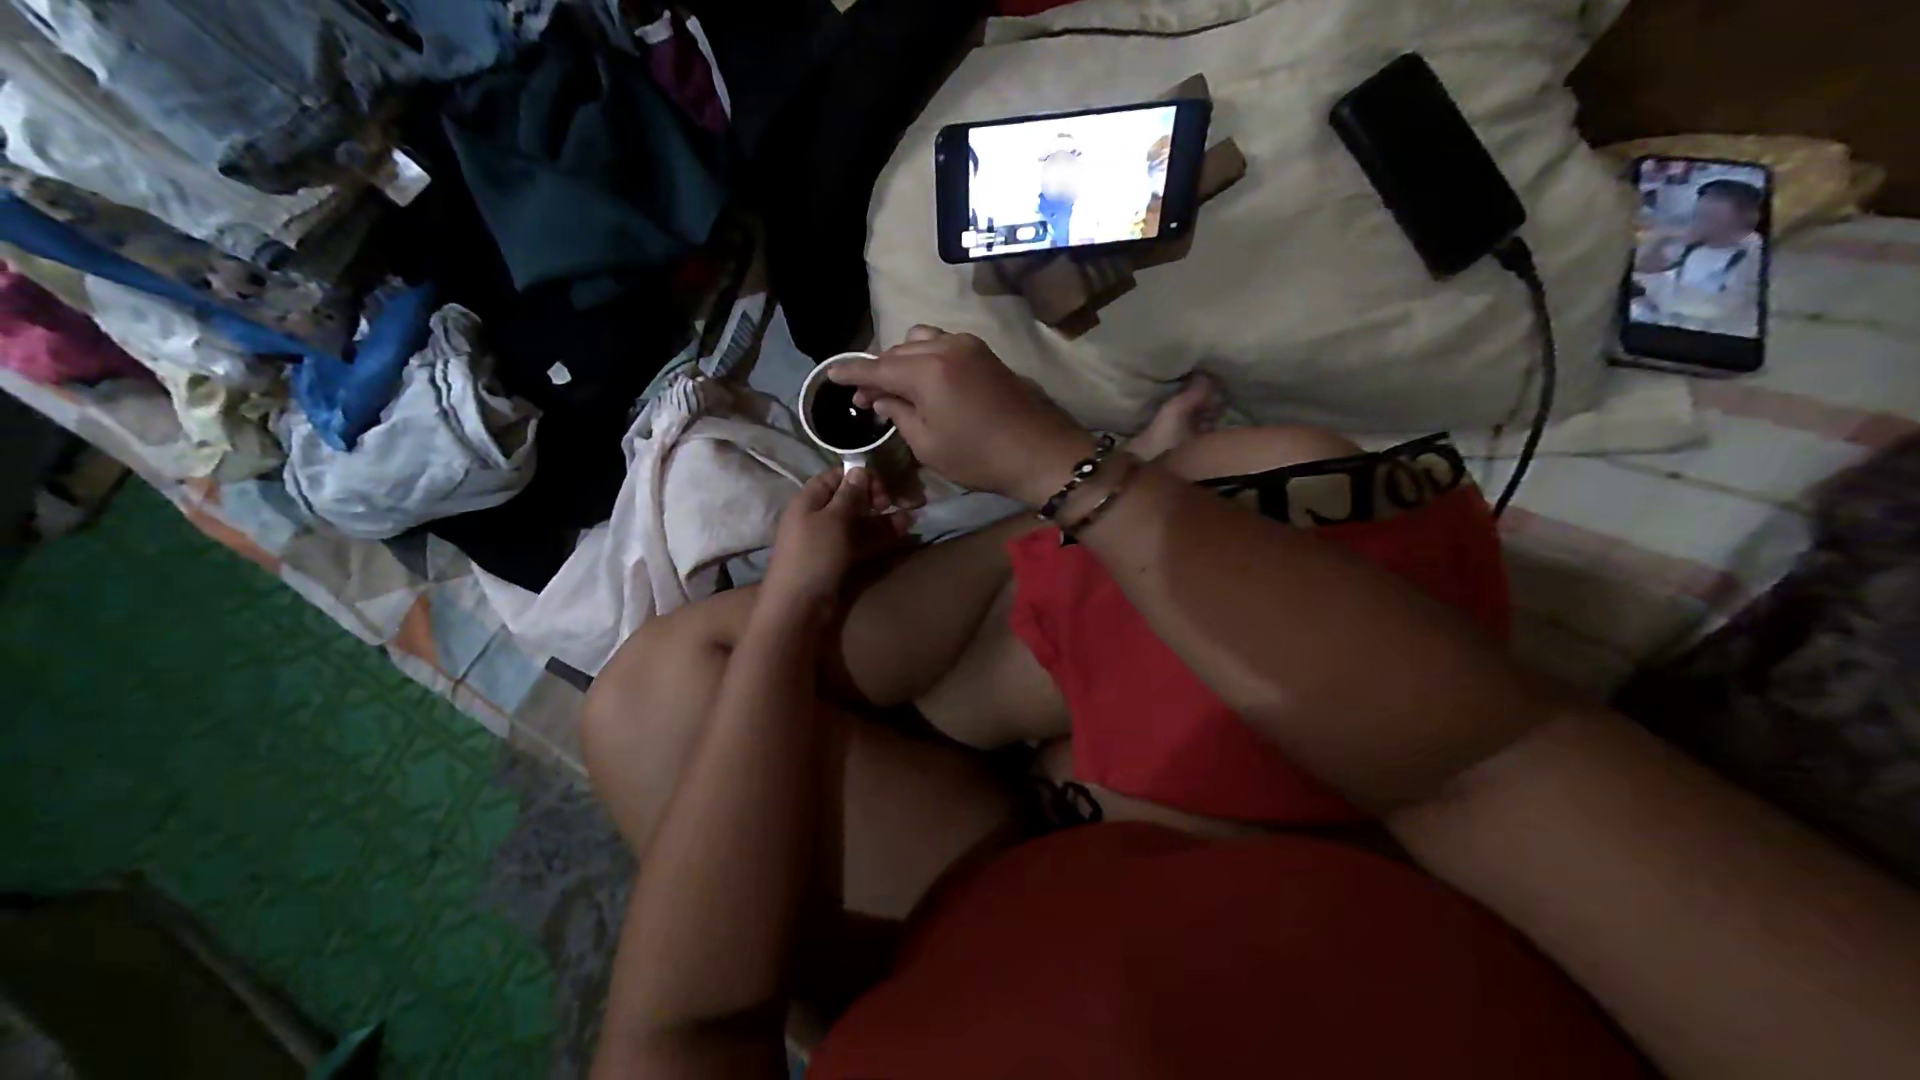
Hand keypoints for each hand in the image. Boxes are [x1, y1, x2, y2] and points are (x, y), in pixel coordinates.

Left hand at [761, 465, 906, 611]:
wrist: (799, 606)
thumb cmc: (814, 555)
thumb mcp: (833, 520)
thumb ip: (849, 495)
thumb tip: (860, 469)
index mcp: (808, 501)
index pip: (834, 477)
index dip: (858, 477)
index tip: (881, 484)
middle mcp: (817, 517)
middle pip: (848, 500)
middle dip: (874, 498)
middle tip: (893, 503)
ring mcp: (828, 540)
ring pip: (859, 523)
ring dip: (883, 519)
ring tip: (909, 519)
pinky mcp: (838, 560)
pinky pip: (861, 542)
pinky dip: (879, 537)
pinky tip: (901, 533)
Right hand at [826, 327, 1090, 503]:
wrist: (1040, 452)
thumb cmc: (980, 457)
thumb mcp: (928, 444)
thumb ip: (899, 414)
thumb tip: (880, 398)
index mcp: (926, 371)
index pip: (877, 366)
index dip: (852, 372)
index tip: (831, 375)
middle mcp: (945, 347)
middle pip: (897, 351)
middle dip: (878, 371)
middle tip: (866, 398)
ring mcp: (968, 345)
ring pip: (919, 341)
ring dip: (902, 360)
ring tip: (895, 387)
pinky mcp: (984, 352)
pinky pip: (943, 343)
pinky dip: (925, 355)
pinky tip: (923, 379)